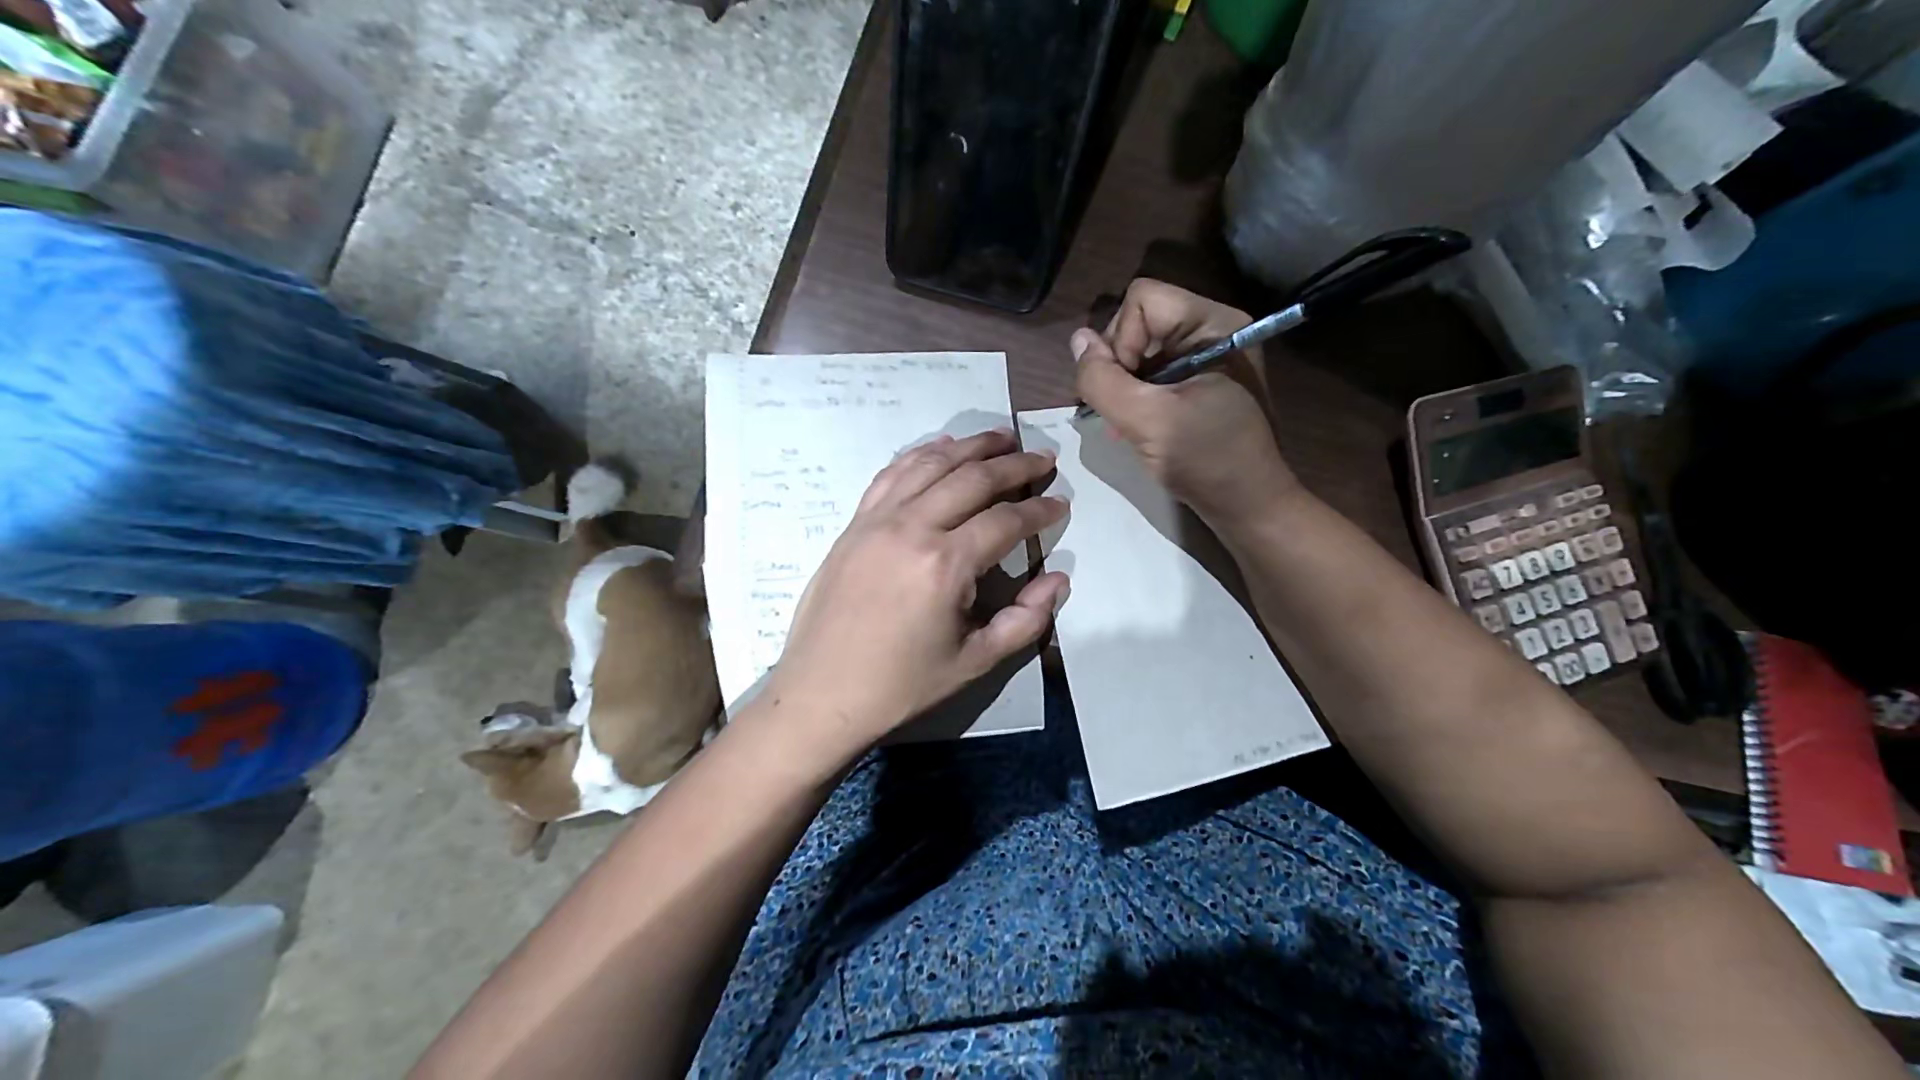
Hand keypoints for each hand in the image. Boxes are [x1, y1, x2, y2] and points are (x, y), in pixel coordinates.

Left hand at [763, 431, 1069, 752]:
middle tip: (1042, 457)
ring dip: (970, 446)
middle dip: (1014, 464)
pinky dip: (921, 454)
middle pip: (972, 479)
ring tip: (1001, 437)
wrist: (822, 693)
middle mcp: (911, 528)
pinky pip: (891, 474)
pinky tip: (940, 447)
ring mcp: (877, 521)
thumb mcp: (974, 662)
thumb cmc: (901, 685)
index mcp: (945, 565)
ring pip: (931, 464)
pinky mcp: (854, 524)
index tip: (1060, 502)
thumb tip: (1059, 579)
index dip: (1038, 510)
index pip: (1005, 521)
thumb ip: (1025, 619)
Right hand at [1074, 279, 1300, 526]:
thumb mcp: (1148, 421)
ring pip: (1139, 347)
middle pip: (1137, 320)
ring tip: (1128, 422)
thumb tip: (1077, 340)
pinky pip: (1150, 368)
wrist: (1247, 505)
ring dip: (1123, 384)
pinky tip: (1136, 423)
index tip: (1126, 390)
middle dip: (1120, 364)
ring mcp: (1206, 354)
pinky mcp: (1198, 378)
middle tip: (1123, 409)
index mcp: (1215, 324)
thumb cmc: (1206, 461)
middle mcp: (1212, 329)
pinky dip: (1134, 394)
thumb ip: (1103, 380)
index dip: (1122, 341)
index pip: (1142, 300)